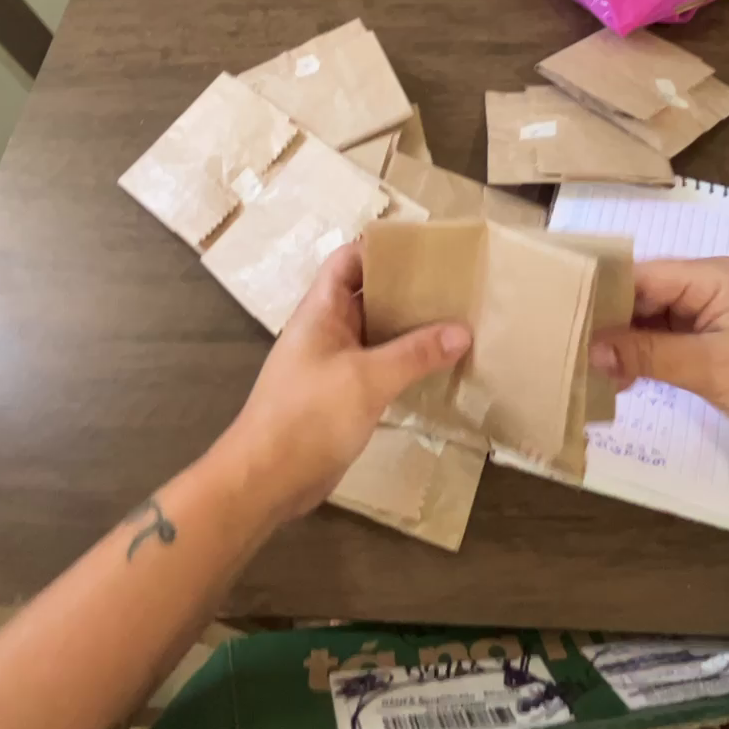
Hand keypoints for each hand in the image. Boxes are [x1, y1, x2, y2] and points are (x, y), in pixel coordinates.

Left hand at [215, 242, 471, 522]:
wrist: (265, 480)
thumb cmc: (308, 416)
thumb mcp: (367, 379)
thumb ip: (415, 353)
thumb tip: (463, 330)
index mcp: (322, 310)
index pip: (349, 259)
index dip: (383, 248)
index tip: (427, 249)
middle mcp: (328, 329)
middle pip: (369, 293)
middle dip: (409, 288)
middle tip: (456, 285)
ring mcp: (335, 363)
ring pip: (378, 332)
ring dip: (411, 328)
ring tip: (458, 320)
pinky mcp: (344, 394)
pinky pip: (380, 365)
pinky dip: (406, 361)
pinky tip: (439, 365)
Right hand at [588, 258, 728, 452]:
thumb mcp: (710, 368)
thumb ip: (646, 354)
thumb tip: (589, 347)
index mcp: (712, 276)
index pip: (641, 276)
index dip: (602, 297)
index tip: (565, 322)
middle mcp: (713, 286)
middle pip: (647, 296)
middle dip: (612, 324)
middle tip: (573, 354)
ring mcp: (720, 314)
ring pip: (659, 320)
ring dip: (630, 344)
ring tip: (593, 370)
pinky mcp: (725, 340)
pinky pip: (676, 339)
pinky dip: (652, 356)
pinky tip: (626, 377)